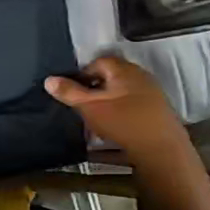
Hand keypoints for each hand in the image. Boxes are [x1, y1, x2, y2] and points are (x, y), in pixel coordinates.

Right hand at [44, 56, 190, 157]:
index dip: (81, 74)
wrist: (160, 148)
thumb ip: (69, 92)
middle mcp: (140, 75)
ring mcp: (151, 92)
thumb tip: (49, 79)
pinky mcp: (156, 109)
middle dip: (94, 88)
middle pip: (110, 76)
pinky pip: (132, 103)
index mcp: (124, 70)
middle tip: (82, 105)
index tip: (72, 92)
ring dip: (107, 101)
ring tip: (95, 118)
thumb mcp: (89, 107)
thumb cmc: (122, 122)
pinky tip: (113, 126)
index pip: (98, 61)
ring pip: (121, 91)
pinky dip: (120, 110)